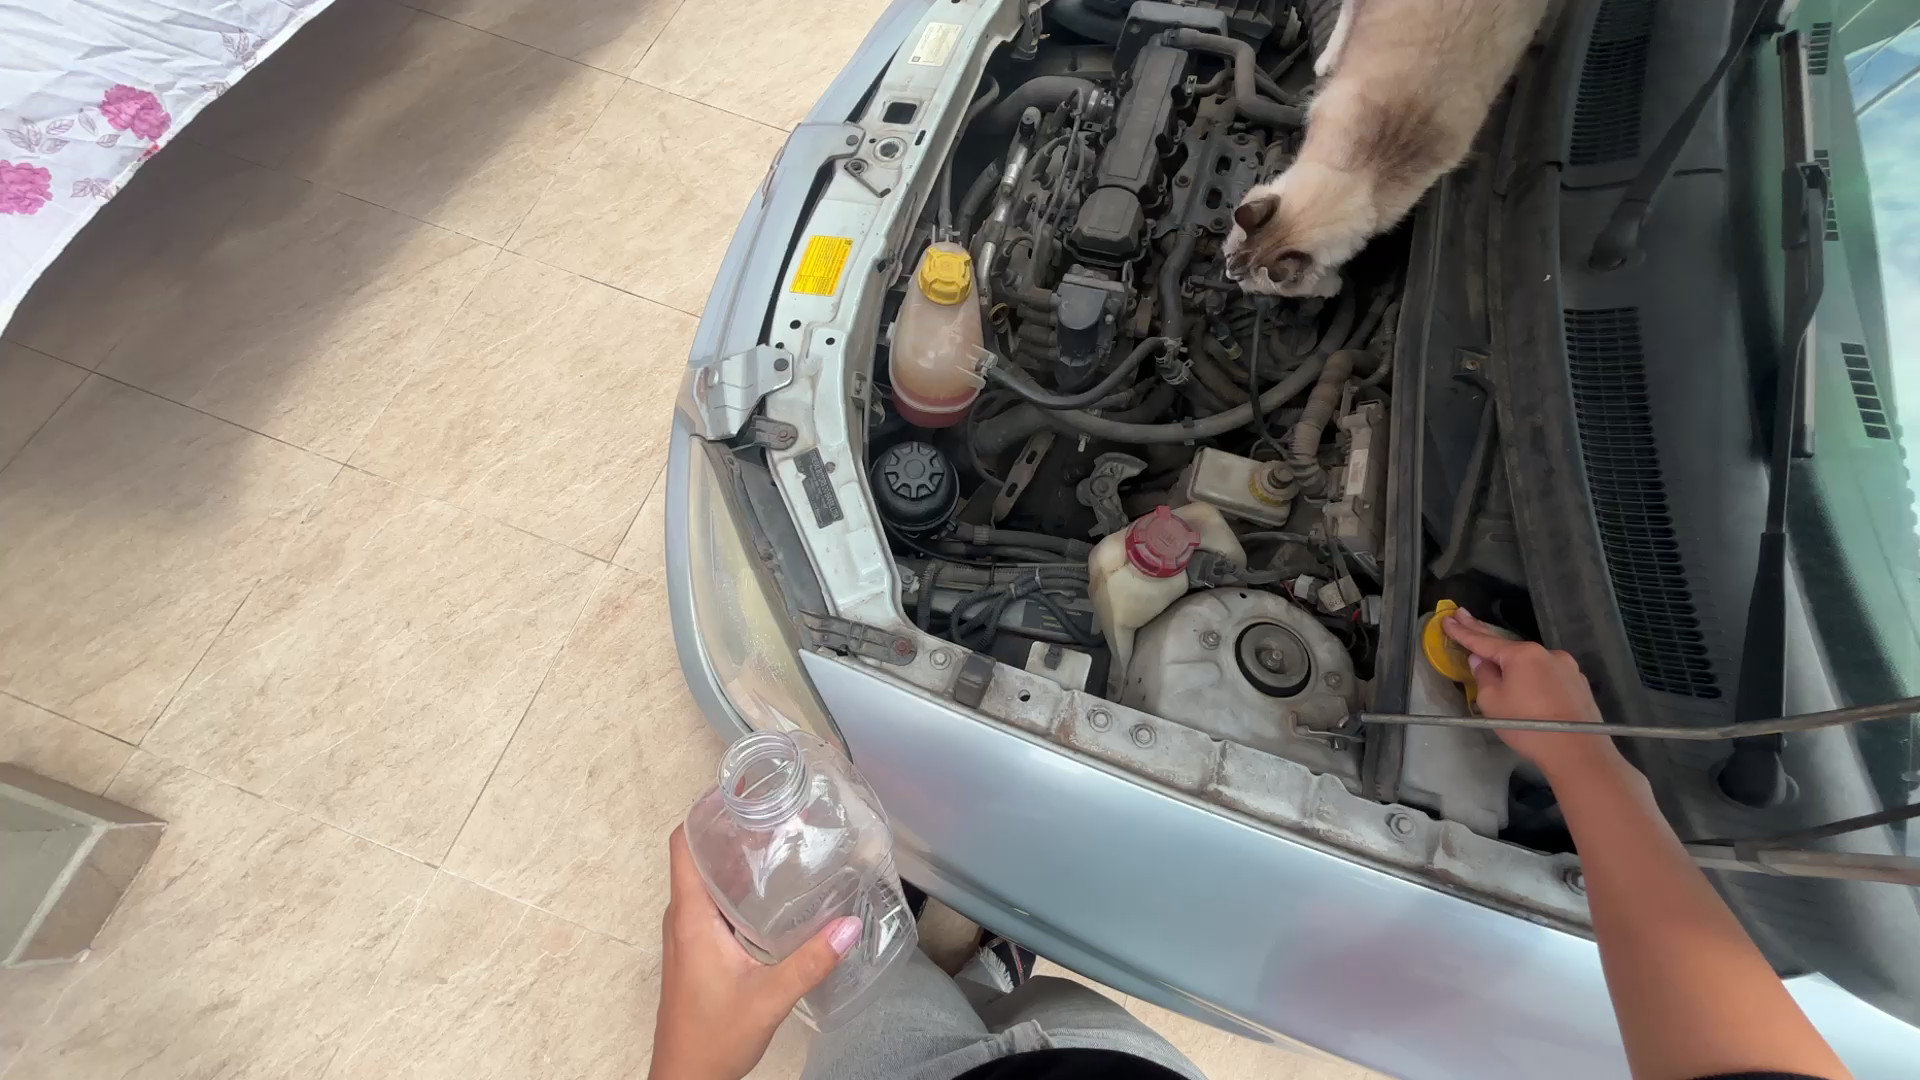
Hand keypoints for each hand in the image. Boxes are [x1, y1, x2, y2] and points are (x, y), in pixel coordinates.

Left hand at [649, 826, 860, 1079]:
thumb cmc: (710, 1041)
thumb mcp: (767, 999)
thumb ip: (810, 961)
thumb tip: (850, 924)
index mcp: (691, 915)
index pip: (683, 842)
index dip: (705, 810)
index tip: (742, 792)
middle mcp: (684, 916)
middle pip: (700, 853)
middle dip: (734, 827)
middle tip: (776, 809)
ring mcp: (689, 933)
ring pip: (708, 876)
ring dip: (736, 855)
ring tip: (780, 838)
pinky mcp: (698, 948)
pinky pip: (713, 899)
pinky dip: (737, 882)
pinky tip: (772, 888)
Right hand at [1442, 610, 1620, 778]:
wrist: (1578, 752)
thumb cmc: (1526, 725)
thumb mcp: (1491, 700)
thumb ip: (1483, 675)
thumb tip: (1482, 661)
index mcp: (1522, 654)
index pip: (1483, 641)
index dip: (1462, 631)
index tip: (1448, 619)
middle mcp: (1547, 654)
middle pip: (1507, 643)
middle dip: (1482, 630)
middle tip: (1463, 615)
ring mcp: (1567, 668)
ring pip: (1529, 660)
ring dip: (1511, 659)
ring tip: (1493, 659)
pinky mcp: (1578, 684)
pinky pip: (1545, 673)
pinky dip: (1531, 674)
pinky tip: (1524, 682)